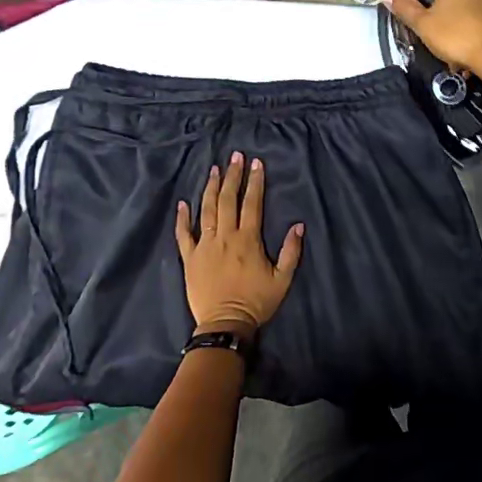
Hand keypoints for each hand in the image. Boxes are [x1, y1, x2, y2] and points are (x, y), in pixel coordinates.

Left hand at [175, 151, 303, 337]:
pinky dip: (182, 218)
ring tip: (215, 170)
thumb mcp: (283, 279)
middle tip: (235, 157)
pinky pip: (184, 234)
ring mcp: (204, 246)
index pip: (252, 203)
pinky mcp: (190, 258)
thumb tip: (298, 225)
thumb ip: (291, 251)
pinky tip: (183, 203)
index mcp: (248, 239)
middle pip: (228, 200)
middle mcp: (225, 236)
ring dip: (211, 188)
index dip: (255, 182)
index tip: (256, 163)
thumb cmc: (256, 302)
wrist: (224, 324)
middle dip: (233, 176)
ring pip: (206, 210)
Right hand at [382, 0, 481, 72]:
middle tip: (431, 33)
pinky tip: (468, 51)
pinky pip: (480, 22)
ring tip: (450, 47)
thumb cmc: (455, 37)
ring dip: (456, 24)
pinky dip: (472, 33)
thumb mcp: (423, 25)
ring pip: (465, 9)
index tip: (416, 11)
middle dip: (440, 11)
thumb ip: (405, 8)